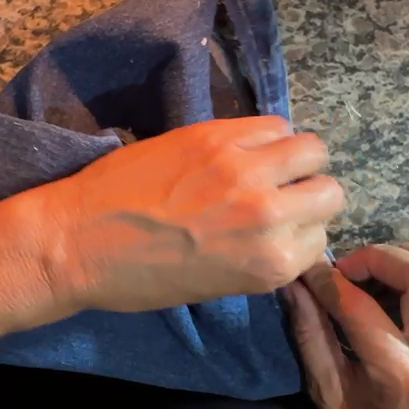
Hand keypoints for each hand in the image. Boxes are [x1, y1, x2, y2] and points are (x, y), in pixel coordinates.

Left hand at [36, 116, 344, 312]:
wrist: (79, 242)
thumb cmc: (141, 277)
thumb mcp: (218, 285)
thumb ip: (262, 256)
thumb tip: (286, 230)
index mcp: (272, 264)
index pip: (321, 237)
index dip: (300, 230)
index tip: (278, 226)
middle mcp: (270, 215)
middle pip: (329, 191)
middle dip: (309, 193)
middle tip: (277, 193)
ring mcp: (244, 169)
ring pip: (311, 148)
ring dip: (295, 158)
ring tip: (263, 164)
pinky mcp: (217, 135)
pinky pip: (272, 122)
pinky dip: (266, 134)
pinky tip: (240, 146)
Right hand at [285, 244, 408, 408]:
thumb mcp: (325, 392)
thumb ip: (310, 333)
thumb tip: (294, 282)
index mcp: (402, 383)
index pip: (364, 311)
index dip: (330, 282)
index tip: (309, 271)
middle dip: (379, 258)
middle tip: (348, 267)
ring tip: (376, 266)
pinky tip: (402, 275)